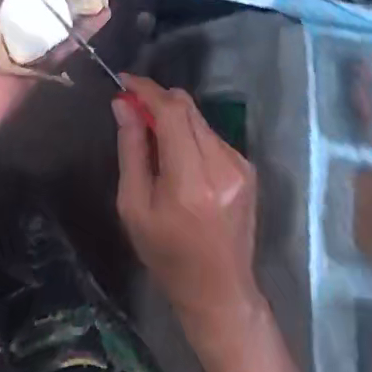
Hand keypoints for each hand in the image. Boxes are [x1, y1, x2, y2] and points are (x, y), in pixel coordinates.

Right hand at [113, 74, 260, 321]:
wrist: (219, 289)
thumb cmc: (167, 255)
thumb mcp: (134, 208)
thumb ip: (131, 150)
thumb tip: (123, 105)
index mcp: (190, 179)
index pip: (172, 113)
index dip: (148, 91)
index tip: (126, 81)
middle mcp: (221, 164)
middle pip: (189, 109)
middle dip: (160, 100)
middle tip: (134, 108)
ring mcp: (240, 164)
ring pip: (201, 121)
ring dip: (176, 121)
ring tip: (156, 146)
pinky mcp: (248, 168)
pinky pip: (213, 138)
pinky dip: (192, 138)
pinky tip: (182, 164)